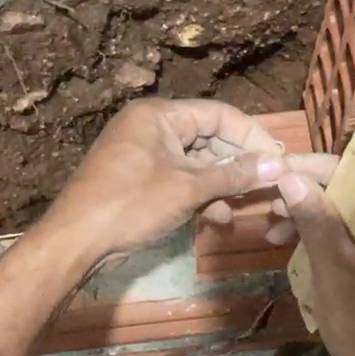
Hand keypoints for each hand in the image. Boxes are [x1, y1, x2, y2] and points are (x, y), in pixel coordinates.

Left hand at [39, 99, 327, 262]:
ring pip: (195, 163)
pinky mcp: (139, 179)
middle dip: (236, 165)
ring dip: (219, 185)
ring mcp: (143, 154)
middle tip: (267, 185)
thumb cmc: (131, 204)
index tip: (278, 159)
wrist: (76, 240)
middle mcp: (150, 127)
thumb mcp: (187, 188)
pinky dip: (198, 196)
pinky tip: (217, 219)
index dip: (251, 136)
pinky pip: (178, 179)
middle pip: (207, 138)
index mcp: (159, 115)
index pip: (218, 115)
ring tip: (243, 207)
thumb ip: (233, 176)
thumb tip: (277, 165)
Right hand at [271, 172, 354, 355]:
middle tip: (271, 208)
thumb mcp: (334, 268)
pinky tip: (292, 248)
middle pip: (352, 198)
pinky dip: (320, 243)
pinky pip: (347, 243)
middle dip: (309, 200)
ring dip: (309, 223)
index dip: (318, 172)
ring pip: (346, 221)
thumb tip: (290, 176)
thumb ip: (315, 219)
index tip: (280, 171)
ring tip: (273, 233)